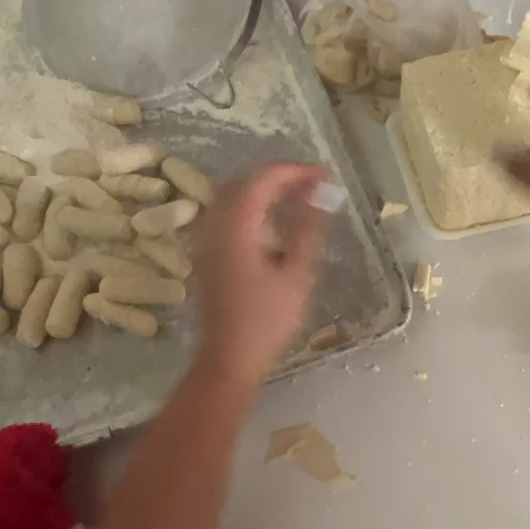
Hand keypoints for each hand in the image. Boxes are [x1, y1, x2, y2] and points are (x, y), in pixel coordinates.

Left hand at [191, 163, 328, 382]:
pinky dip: (251, 213)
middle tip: (312, 187)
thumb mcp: (297, 273)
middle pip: (243, 184)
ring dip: (264, 195)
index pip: (263, 179)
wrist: (230, 357)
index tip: (324, 176)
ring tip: (297, 203)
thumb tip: (322, 193)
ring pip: (232, 200)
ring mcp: (205, 241)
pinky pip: (226, 219)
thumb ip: (309, 228)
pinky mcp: (206, 257)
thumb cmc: (267, 320)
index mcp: (236, 225)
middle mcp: (213, 225)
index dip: (295, 171)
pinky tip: (273, 230)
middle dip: (278, 178)